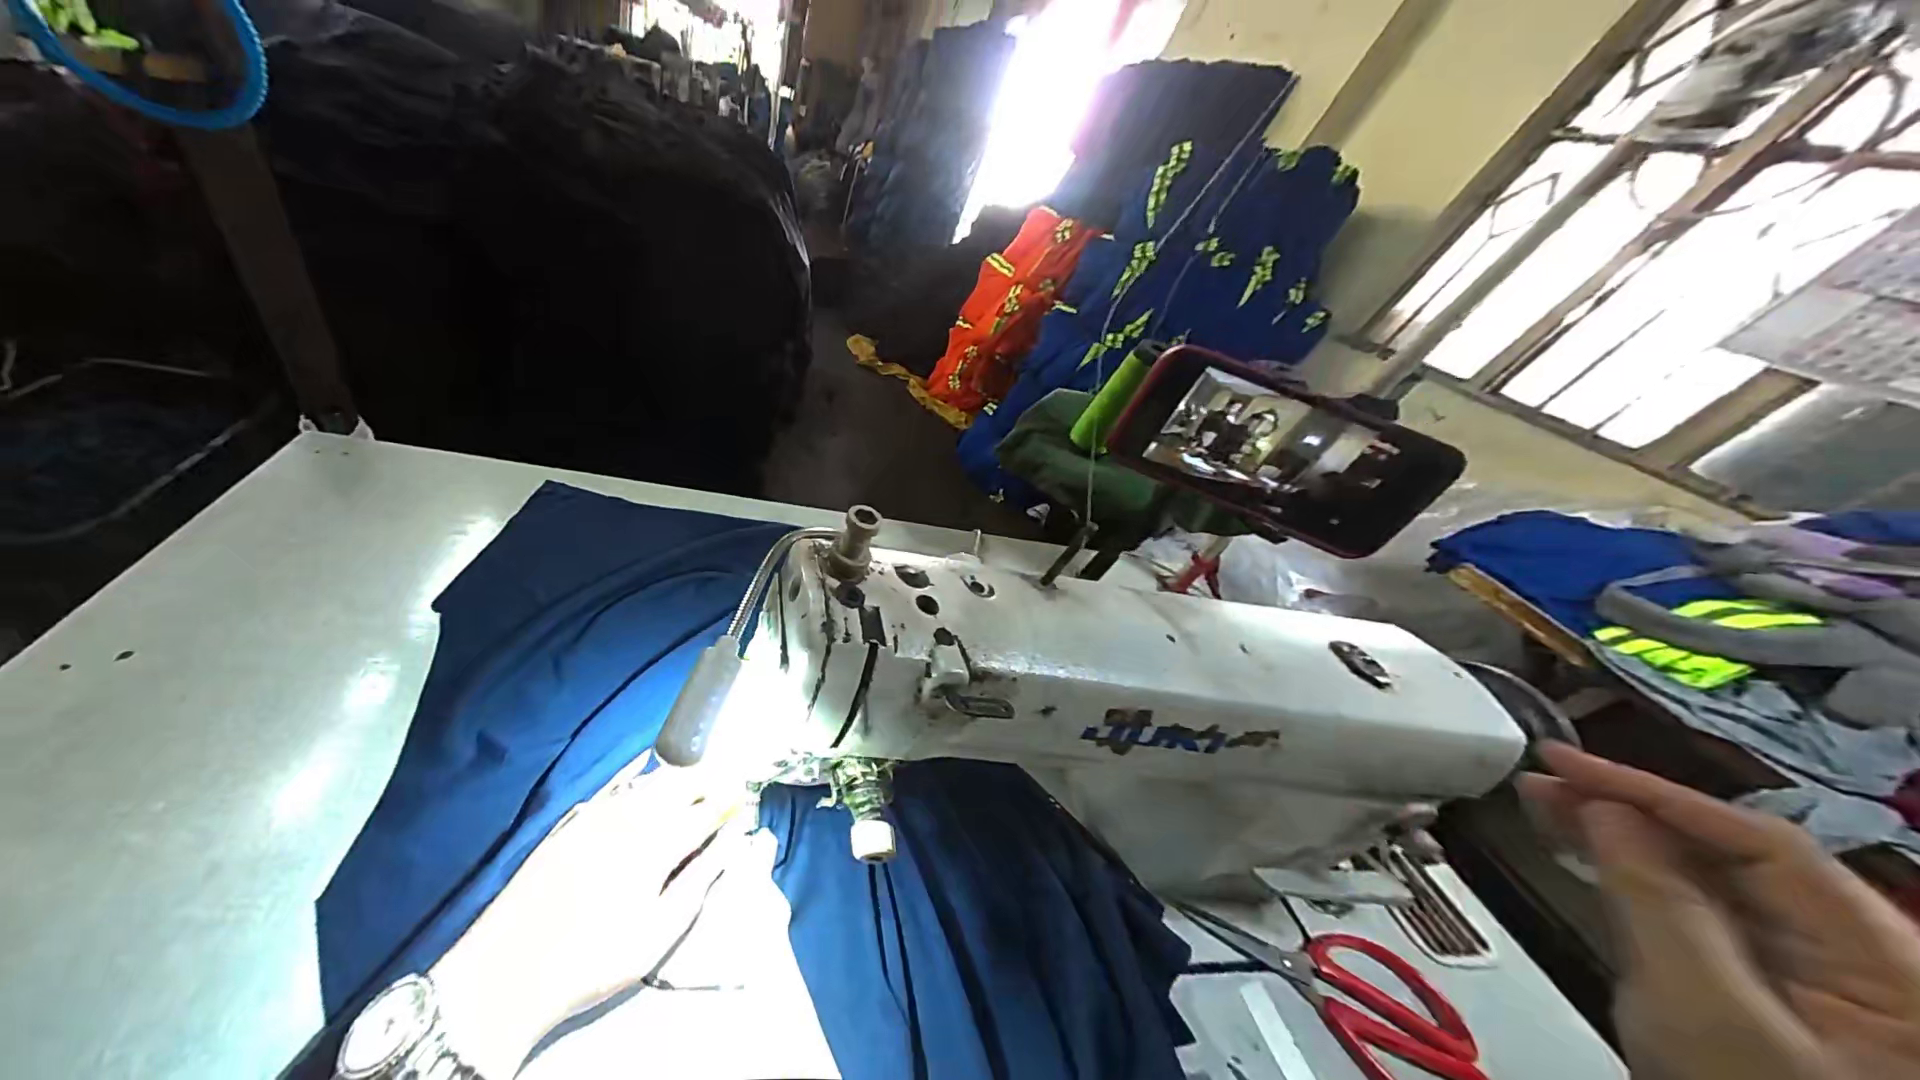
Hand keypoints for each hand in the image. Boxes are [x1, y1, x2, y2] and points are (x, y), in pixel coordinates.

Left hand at [428, 757, 741, 1077]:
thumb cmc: (595, 958)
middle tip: (728, 779)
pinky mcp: (572, 823)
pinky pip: (612, 785)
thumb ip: (701, 878)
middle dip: (710, 778)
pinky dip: (635, 772)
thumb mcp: (660, 931)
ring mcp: (599, 816)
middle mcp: (632, 818)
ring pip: (649, 780)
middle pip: (681, 783)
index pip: (708, 810)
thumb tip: (735, 840)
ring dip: (679, 773)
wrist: (506, 973)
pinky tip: (643, 764)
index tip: (747, 797)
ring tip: (697, 773)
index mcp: (659, 843)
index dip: (731, 802)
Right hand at [1520, 743, 1919, 1079]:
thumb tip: (1605, 810)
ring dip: (1624, 840)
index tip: (1562, 760)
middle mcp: (1868, 965)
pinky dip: (1636, 881)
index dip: (1653, 789)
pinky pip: (1699, 918)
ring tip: (1546, 806)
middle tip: (1541, 781)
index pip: (1760, 842)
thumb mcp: (1703, 1013)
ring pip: (1711, 884)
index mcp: (1893, 968)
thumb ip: (1656, 900)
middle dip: (1631, 811)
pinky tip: (1589, 856)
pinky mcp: (1769, 998)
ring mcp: (1819, 985)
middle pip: (1736, 858)